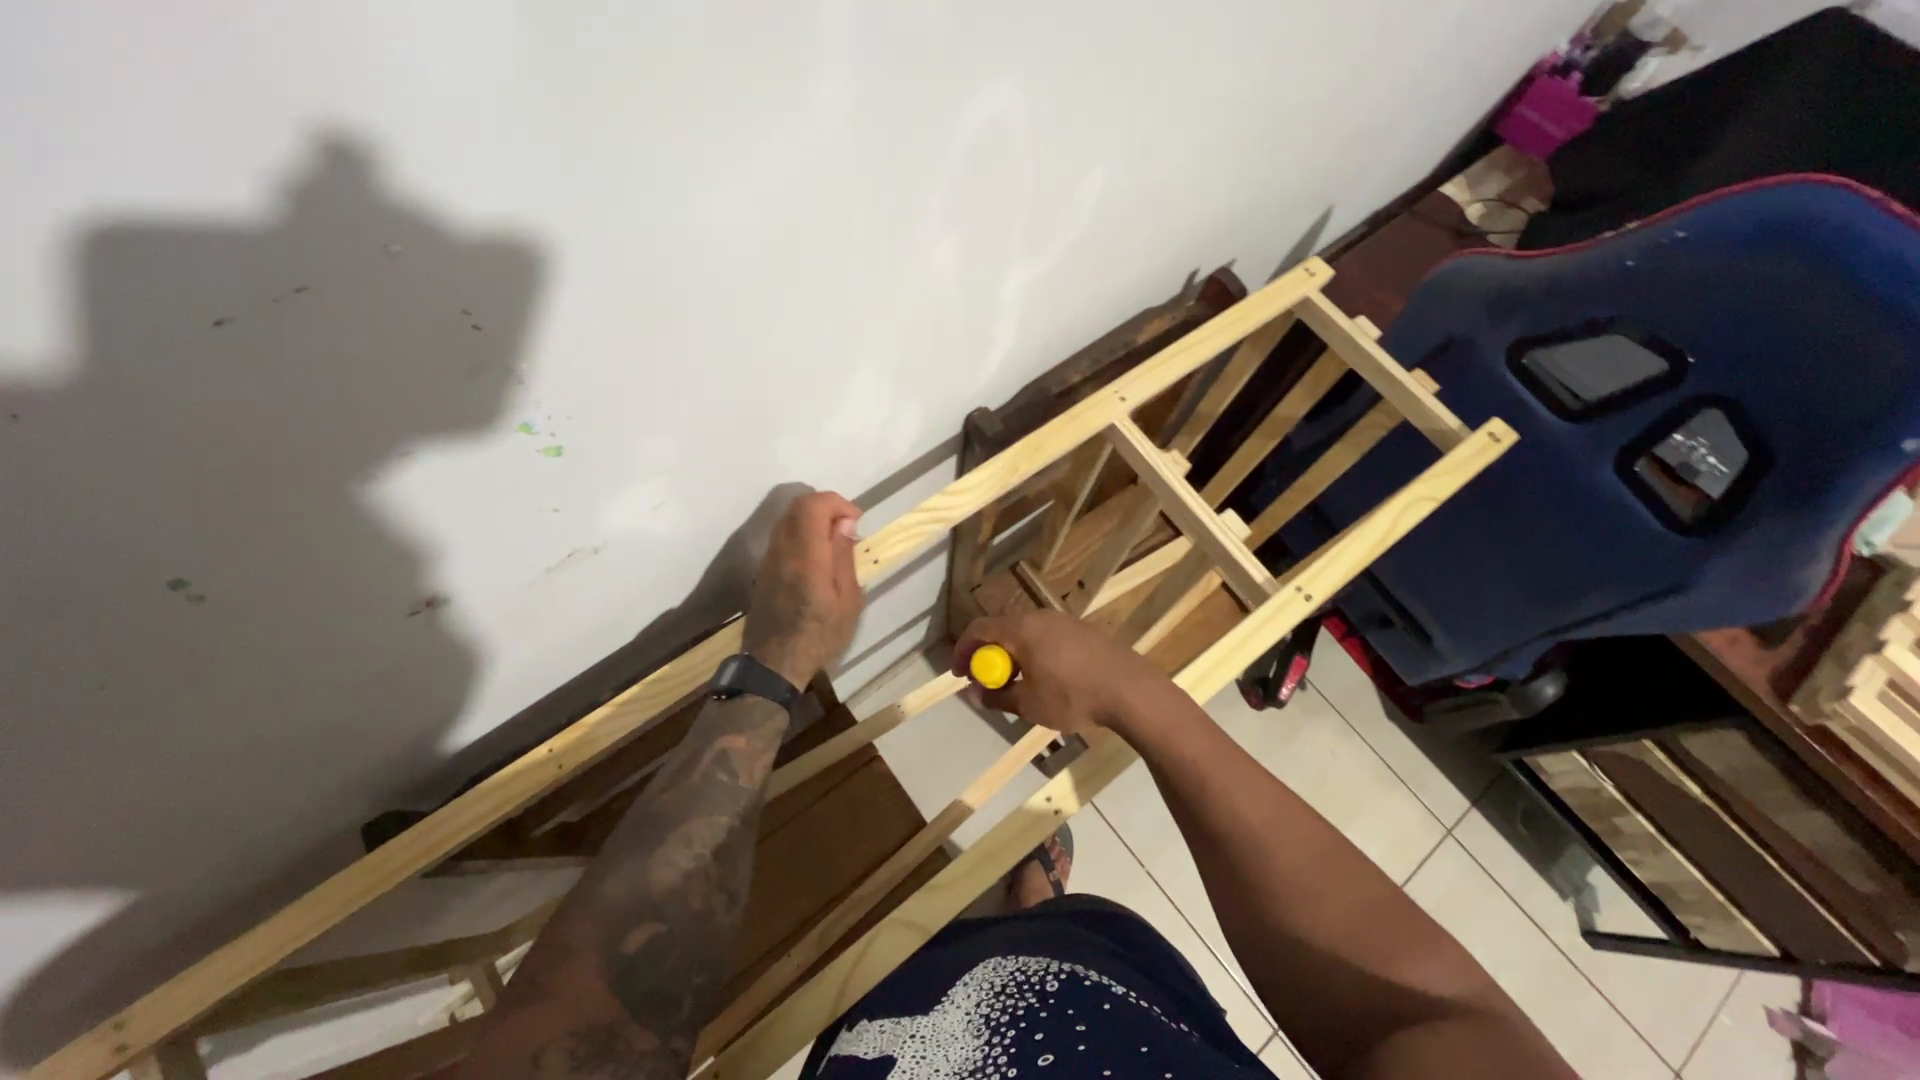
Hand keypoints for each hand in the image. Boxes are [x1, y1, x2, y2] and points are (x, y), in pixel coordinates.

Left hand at [741, 491, 863, 687]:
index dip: (837, 503)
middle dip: (826, 507)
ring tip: (834, 543)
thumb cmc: (820, 636)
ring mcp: (769, 558)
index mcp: (806, 556)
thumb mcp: (847, 601)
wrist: (775, 663)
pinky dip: (801, 534)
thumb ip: (843, 557)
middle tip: (846, 528)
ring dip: (812, 520)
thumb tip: (843, 523)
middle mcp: (782, 550)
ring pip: (787, 519)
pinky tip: (817, 558)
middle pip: (797, 505)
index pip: (813, 505)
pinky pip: (782, 536)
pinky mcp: (764, 569)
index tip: (855, 521)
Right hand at [951, 609, 1171, 735]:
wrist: (1131, 690)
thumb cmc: (1074, 696)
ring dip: (1013, 655)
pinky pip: (1048, 637)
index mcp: (1021, 628)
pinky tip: (1047, 679)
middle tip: (985, 681)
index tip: (959, 674)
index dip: (963, 650)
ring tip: (1015, 683)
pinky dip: (1035, 653)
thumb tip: (977, 694)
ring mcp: (1065, 621)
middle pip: (1002, 628)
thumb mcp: (1030, 704)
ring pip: (1027, 633)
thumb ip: (999, 697)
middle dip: (988, 655)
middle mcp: (1040, 616)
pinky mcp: (1084, 631)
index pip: (979, 628)